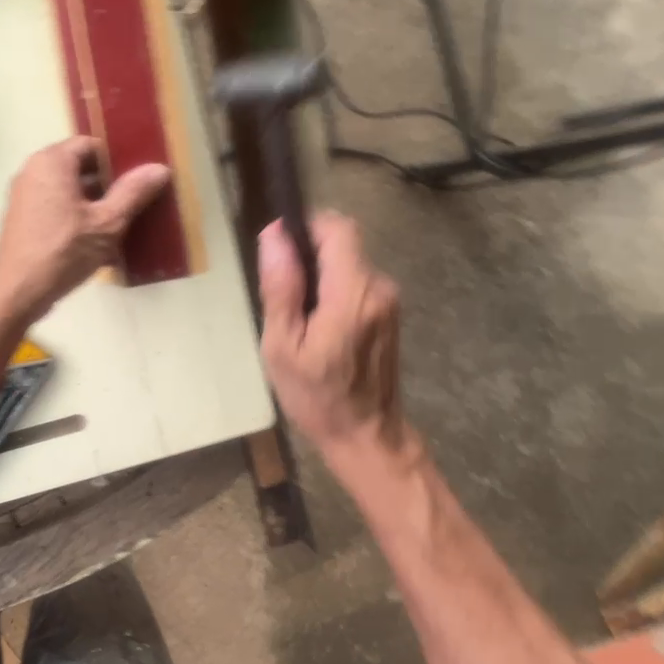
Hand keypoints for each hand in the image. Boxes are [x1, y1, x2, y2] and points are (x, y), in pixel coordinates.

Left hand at [0, 138, 170, 322]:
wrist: (16, 293)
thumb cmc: (63, 252)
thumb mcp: (107, 222)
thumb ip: (133, 192)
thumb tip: (159, 168)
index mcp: (52, 161)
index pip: (92, 145)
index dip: (118, 160)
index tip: (140, 179)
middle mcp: (33, 170)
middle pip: (80, 168)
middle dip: (109, 185)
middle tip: (137, 203)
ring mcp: (24, 196)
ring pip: (70, 192)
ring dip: (95, 206)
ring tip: (123, 225)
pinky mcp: (23, 220)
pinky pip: (57, 209)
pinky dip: (77, 220)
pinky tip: (99, 243)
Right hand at [258, 213, 406, 452]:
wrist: (366, 436)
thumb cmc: (316, 397)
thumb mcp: (282, 346)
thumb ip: (281, 288)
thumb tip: (274, 236)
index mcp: (352, 293)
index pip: (336, 227)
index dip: (304, 228)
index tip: (277, 254)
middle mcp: (378, 287)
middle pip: (341, 244)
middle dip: (306, 258)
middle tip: (280, 298)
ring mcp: (388, 300)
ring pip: (346, 264)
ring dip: (317, 278)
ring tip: (296, 320)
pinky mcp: (389, 313)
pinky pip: (355, 284)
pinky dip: (332, 293)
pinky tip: (317, 329)